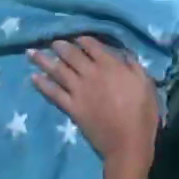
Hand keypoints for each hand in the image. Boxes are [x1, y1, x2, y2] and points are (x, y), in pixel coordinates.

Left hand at [30, 36, 158, 174]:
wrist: (128, 143)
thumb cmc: (142, 113)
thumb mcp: (145, 82)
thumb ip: (132, 65)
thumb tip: (122, 53)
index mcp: (110, 65)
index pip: (92, 45)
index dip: (82, 38)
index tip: (75, 35)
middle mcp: (91, 73)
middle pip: (71, 54)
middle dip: (60, 45)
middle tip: (51, 40)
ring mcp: (78, 90)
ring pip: (58, 70)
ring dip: (44, 60)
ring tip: (32, 52)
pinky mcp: (71, 107)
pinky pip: (53, 93)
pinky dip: (42, 84)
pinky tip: (33, 77)